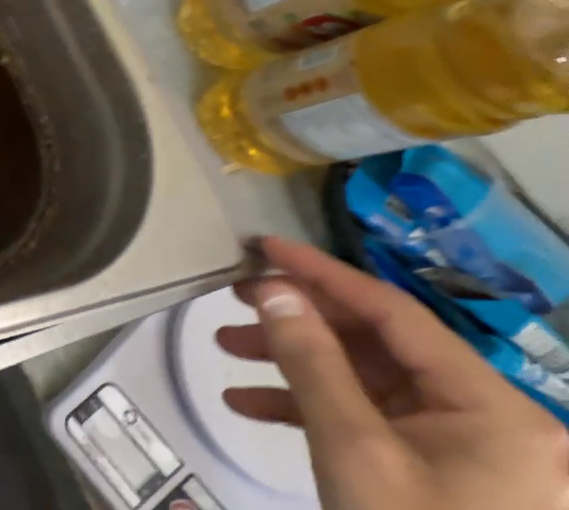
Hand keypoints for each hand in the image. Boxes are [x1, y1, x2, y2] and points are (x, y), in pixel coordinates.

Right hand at [218, 235, 568, 509]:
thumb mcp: (353, 448)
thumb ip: (312, 361)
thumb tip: (273, 289)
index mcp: (494, 407)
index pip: (395, 313)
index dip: (323, 273)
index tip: (261, 247)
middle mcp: (492, 418)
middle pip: (379, 344)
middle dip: (298, 323)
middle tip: (230, 299)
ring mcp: (468, 449)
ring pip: (368, 380)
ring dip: (293, 363)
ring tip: (225, 349)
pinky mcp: (440, 473)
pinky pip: (371, 420)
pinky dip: (311, 407)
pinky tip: (250, 405)